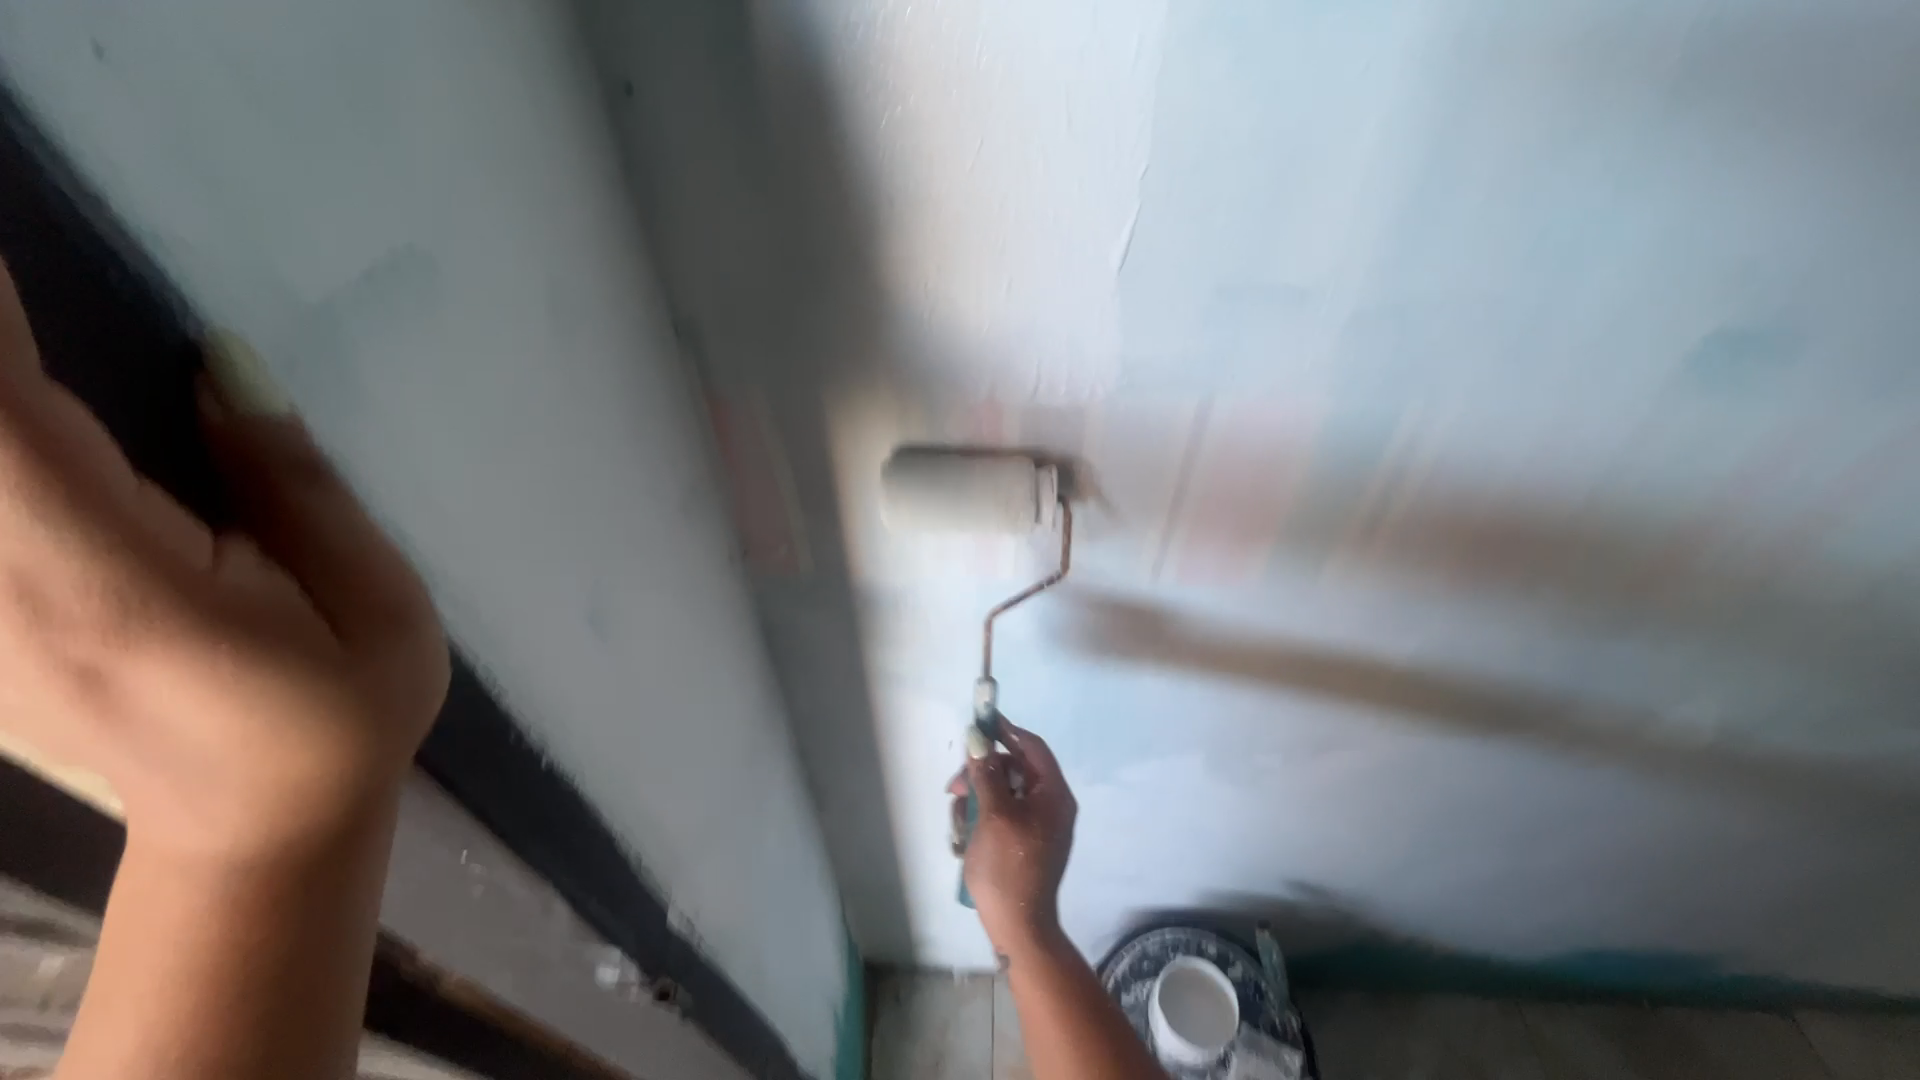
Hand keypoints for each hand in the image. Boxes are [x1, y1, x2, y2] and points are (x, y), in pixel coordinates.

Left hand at [0, 261, 447, 861]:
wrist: (262, 826)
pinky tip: (26, 396)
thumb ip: (296, 486)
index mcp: (112, 583)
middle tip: (26, 239)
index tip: (16, 221)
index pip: (0, 414)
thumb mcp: (371, 603)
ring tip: (29, 311)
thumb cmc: (345, 713)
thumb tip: (222, 365)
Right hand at [949, 719, 1077, 955]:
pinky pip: (1001, 815)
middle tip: (955, 785)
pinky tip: (966, 836)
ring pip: (1003, 792)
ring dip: (977, 798)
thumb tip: (978, 739)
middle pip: (1014, 769)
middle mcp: (1051, 805)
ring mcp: (1039, 825)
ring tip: (959, 819)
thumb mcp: (993, 814)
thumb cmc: (1008, 867)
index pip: (1032, 747)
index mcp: (1053, 794)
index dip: (1006, 731)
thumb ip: (986, 773)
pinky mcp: (1024, 842)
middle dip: (982, 773)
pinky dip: (982, 818)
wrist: (1018, 927)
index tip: (978, 724)